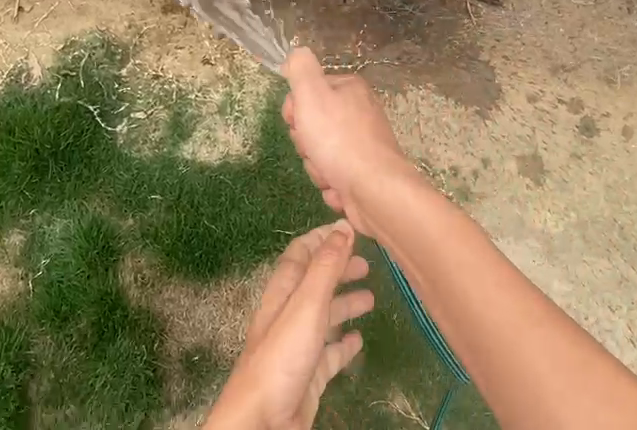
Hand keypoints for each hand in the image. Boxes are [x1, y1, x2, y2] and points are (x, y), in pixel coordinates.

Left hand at [206, 221, 373, 429]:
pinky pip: (330, 351)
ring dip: (346, 303)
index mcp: (285, 290)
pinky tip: (359, 340)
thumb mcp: (307, 303)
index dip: (322, 239)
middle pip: (316, 281)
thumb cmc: (283, 354)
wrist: (264, 418)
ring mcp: (299, 343)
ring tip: (372, 298)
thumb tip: (343, 227)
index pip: (302, 252)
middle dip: (339, 269)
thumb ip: (326, 266)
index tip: (349, 229)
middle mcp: (290, 312)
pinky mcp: (309, 372)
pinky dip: (345, 342)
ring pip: (325, 315)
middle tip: (368, 265)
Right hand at [281, 47, 421, 235]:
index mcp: (350, 89)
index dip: (295, 110)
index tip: (296, 121)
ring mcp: (364, 145)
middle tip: (314, 149)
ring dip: (318, 167)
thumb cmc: (339, 139)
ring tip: (330, 173)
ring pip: (321, 154)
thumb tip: (296, 54)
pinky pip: (335, 177)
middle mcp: (360, 113)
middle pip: (313, 125)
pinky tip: (340, 188)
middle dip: (307, 144)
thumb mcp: (312, 94)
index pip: (307, 93)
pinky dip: (333, 185)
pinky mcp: (365, 173)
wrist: (375, 190)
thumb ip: (301, 68)